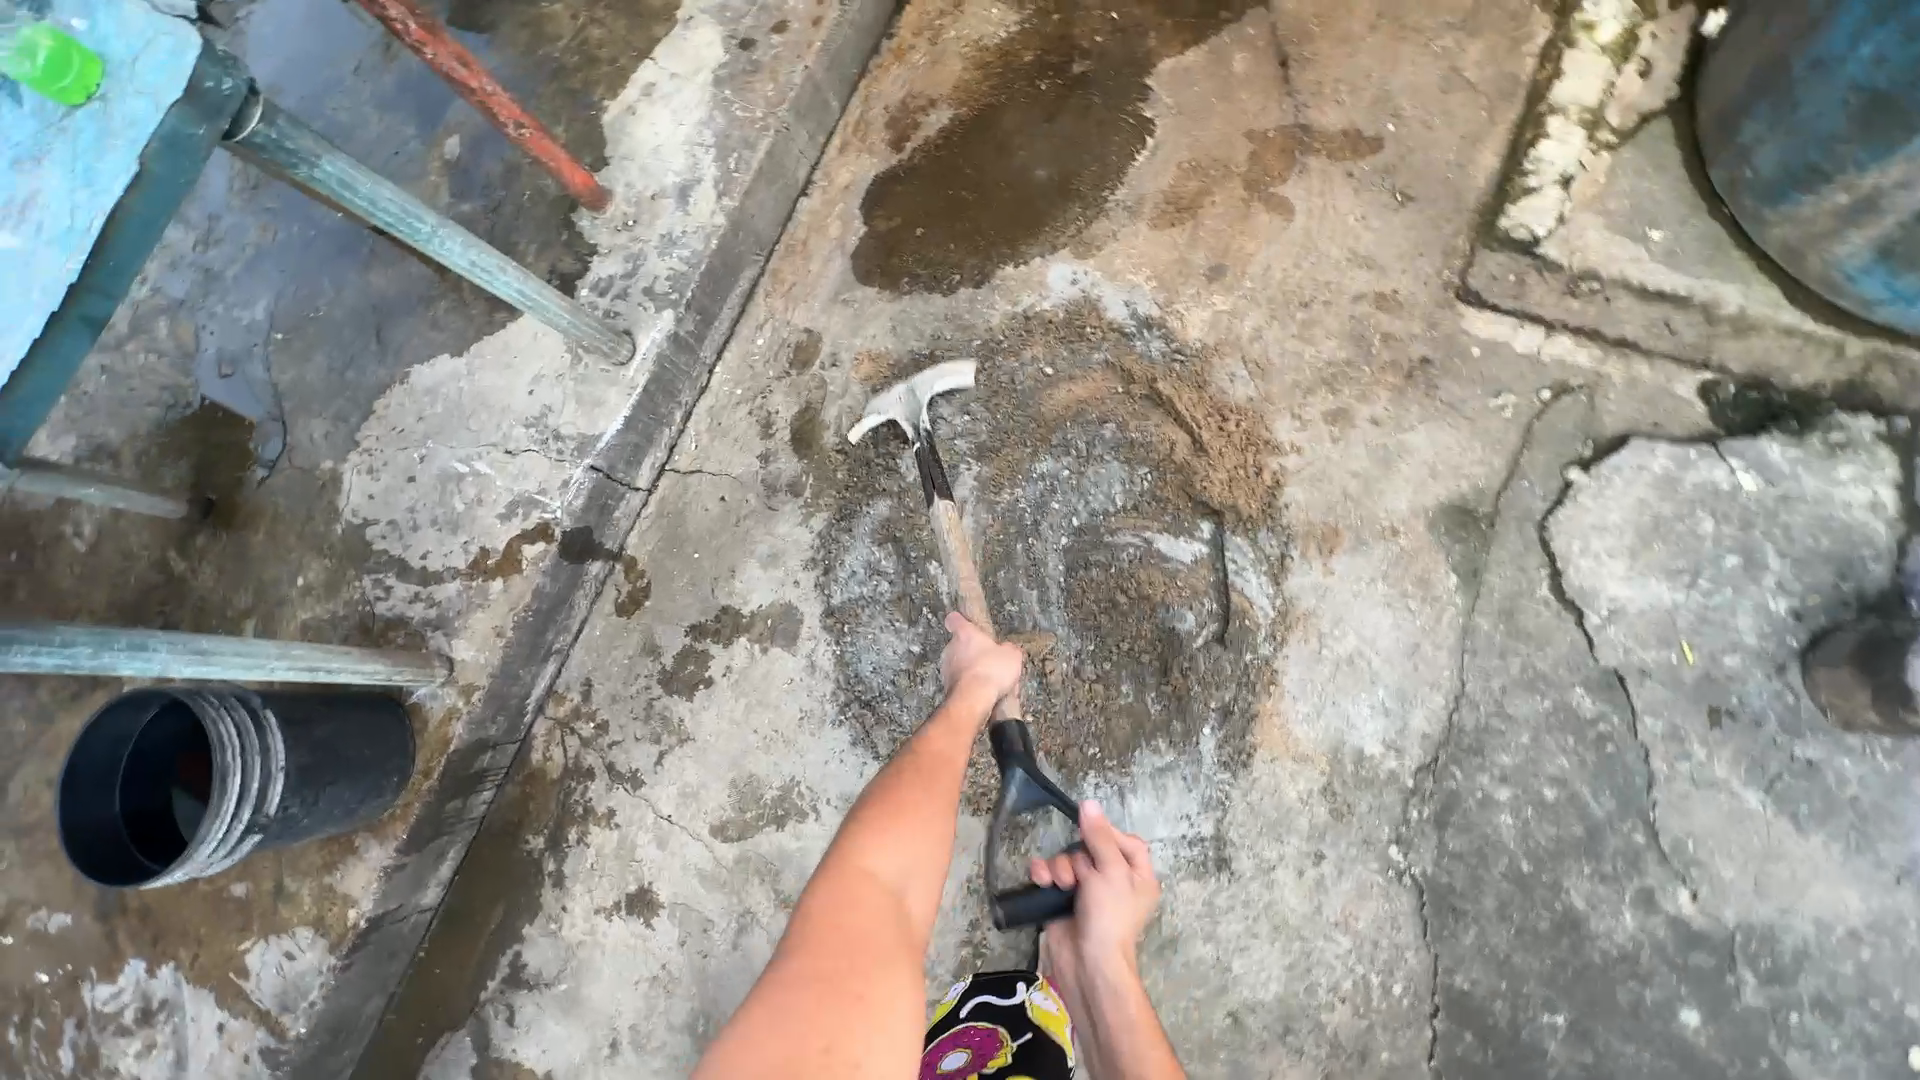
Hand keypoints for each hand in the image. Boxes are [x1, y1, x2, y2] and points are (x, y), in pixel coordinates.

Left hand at [939, 612, 1022, 704]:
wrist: (974, 698)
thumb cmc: (990, 671)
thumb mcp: (1012, 655)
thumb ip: (1008, 649)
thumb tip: (1008, 650)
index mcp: (965, 634)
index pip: (954, 619)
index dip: (959, 620)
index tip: (964, 623)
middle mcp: (951, 648)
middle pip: (960, 644)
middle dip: (973, 652)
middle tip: (989, 660)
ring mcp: (947, 668)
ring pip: (959, 665)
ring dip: (971, 670)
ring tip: (990, 680)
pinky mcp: (947, 686)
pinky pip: (960, 682)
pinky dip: (969, 686)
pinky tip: (983, 693)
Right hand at [1029, 800, 1159, 970]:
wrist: (1087, 964)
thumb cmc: (1110, 916)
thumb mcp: (1110, 871)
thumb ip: (1099, 836)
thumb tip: (1089, 802)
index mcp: (1137, 876)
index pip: (1125, 841)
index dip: (1107, 834)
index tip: (1090, 832)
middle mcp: (1114, 881)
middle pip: (1091, 848)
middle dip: (1078, 856)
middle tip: (1077, 873)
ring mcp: (1087, 892)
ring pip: (1068, 860)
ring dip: (1060, 867)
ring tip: (1059, 884)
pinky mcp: (1063, 900)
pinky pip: (1051, 875)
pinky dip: (1044, 875)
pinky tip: (1040, 880)